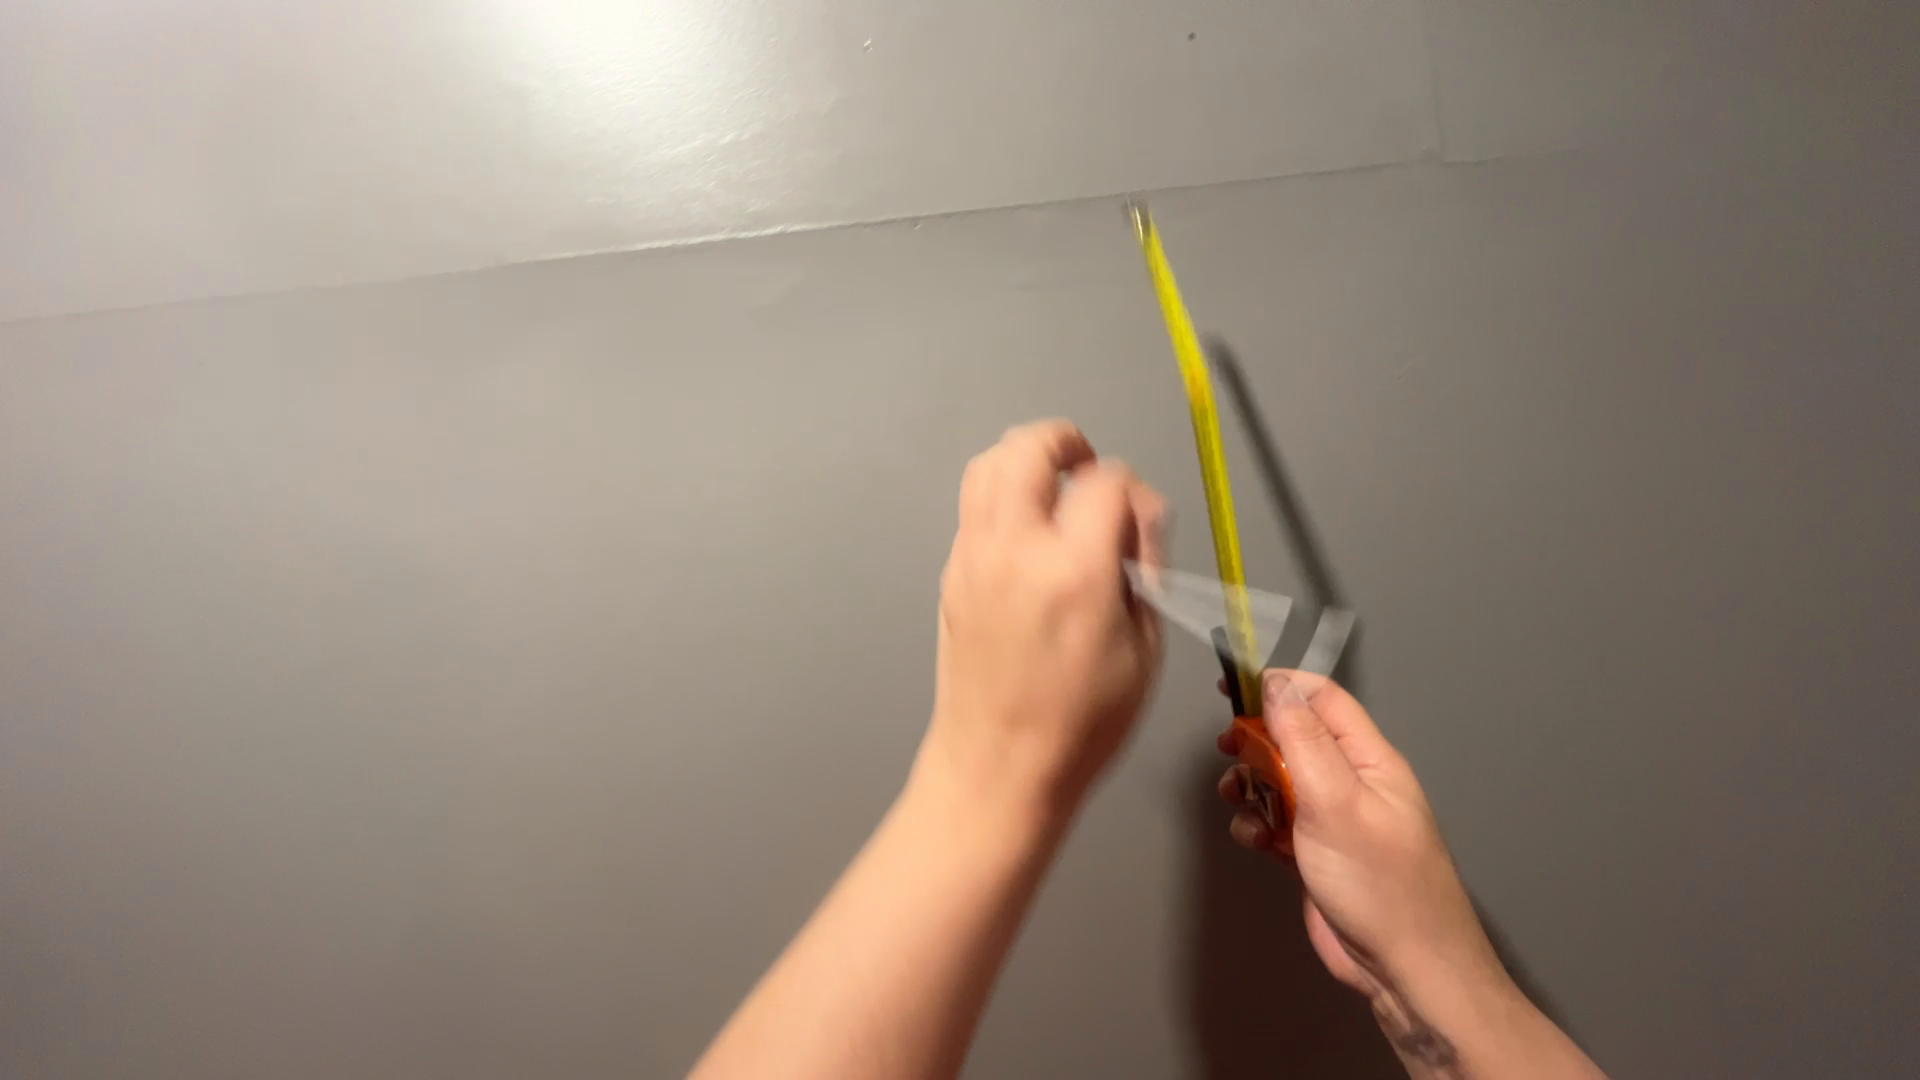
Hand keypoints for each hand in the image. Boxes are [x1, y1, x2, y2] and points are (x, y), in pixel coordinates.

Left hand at [920, 420, 1166, 814]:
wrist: (996, 766)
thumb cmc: (1084, 722)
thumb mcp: (1145, 649)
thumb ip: (1143, 569)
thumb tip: (1134, 520)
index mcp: (1076, 570)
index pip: (1107, 480)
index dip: (1133, 489)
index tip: (1140, 521)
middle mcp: (1016, 549)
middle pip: (1029, 446)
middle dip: (1066, 441)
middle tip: (1088, 467)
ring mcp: (973, 558)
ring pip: (987, 466)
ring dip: (1024, 460)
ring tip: (1053, 488)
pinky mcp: (951, 575)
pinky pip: (974, 509)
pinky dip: (1002, 499)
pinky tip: (1026, 538)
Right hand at [1217, 673, 1506, 1030]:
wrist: (1405, 972)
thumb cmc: (1380, 885)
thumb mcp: (1335, 801)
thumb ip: (1303, 738)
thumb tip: (1277, 684)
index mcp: (1368, 759)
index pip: (1320, 697)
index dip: (1276, 684)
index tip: (1231, 687)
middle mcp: (1350, 780)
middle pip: (1291, 734)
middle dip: (1254, 740)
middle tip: (1228, 749)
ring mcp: (1332, 816)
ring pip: (1276, 777)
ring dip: (1249, 784)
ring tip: (1238, 800)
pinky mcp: (1313, 849)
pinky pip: (1274, 818)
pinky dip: (1257, 823)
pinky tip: (1258, 841)